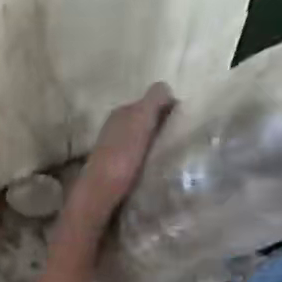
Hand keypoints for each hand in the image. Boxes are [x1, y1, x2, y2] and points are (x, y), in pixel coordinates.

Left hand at [65, 82, 175, 226]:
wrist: (100, 193)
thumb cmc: (122, 155)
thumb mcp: (141, 120)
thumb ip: (154, 101)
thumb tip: (167, 89)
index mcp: (121, 113)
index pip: (148, 103)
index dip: (165, 110)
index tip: (181, 123)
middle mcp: (113, 128)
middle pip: (142, 123)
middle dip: (158, 128)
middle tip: (176, 140)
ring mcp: (110, 151)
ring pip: (137, 142)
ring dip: (151, 146)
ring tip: (166, 156)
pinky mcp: (111, 172)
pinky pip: (133, 160)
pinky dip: (143, 161)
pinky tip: (151, 170)